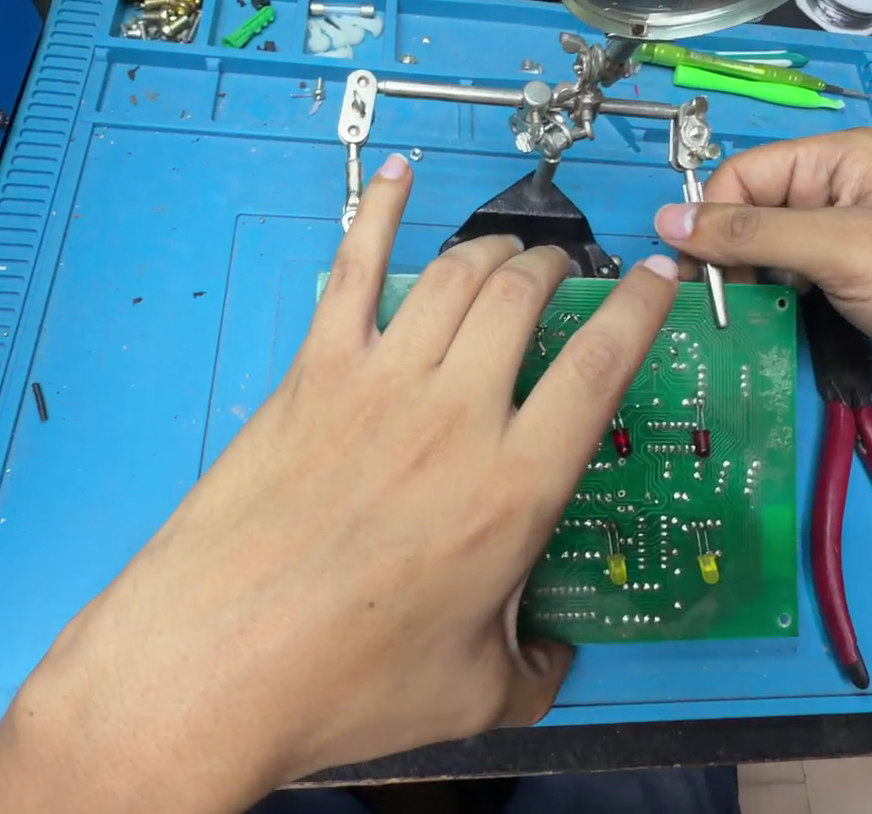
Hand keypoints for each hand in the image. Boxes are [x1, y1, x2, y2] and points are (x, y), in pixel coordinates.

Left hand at [0, 153, 680, 813]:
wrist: (212, 664)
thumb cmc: (346, 682)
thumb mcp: (474, 695)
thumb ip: (534, 672)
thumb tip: (554, 663)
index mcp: (514, 485)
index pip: (601, 366)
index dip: (640, 307)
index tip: (659, 274)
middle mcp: (456, 414)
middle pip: (524, 297)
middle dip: (554, 268)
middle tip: (559, 271)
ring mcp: (381, 381)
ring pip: (456, 276)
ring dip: (493, 250)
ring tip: (507, 251)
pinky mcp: (316, 370)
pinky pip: (355, 270)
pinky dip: (378, 212)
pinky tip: (398, 176)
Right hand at [655, 129, 871, 396]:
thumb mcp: (840, 249)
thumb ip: (749, 232)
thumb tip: (663, 219)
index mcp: (836, 157)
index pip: (740, 175)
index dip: (710, 220)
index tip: (695, 275)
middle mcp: (837, 185)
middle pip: (749, 209)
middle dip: (727, 252)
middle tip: (719, 301)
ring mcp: (848, 230)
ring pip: (767, 244)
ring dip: (749, 275)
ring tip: (746, 312)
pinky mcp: (855, 271)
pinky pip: (793, 271)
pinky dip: (774, 291)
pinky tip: (775, 314)